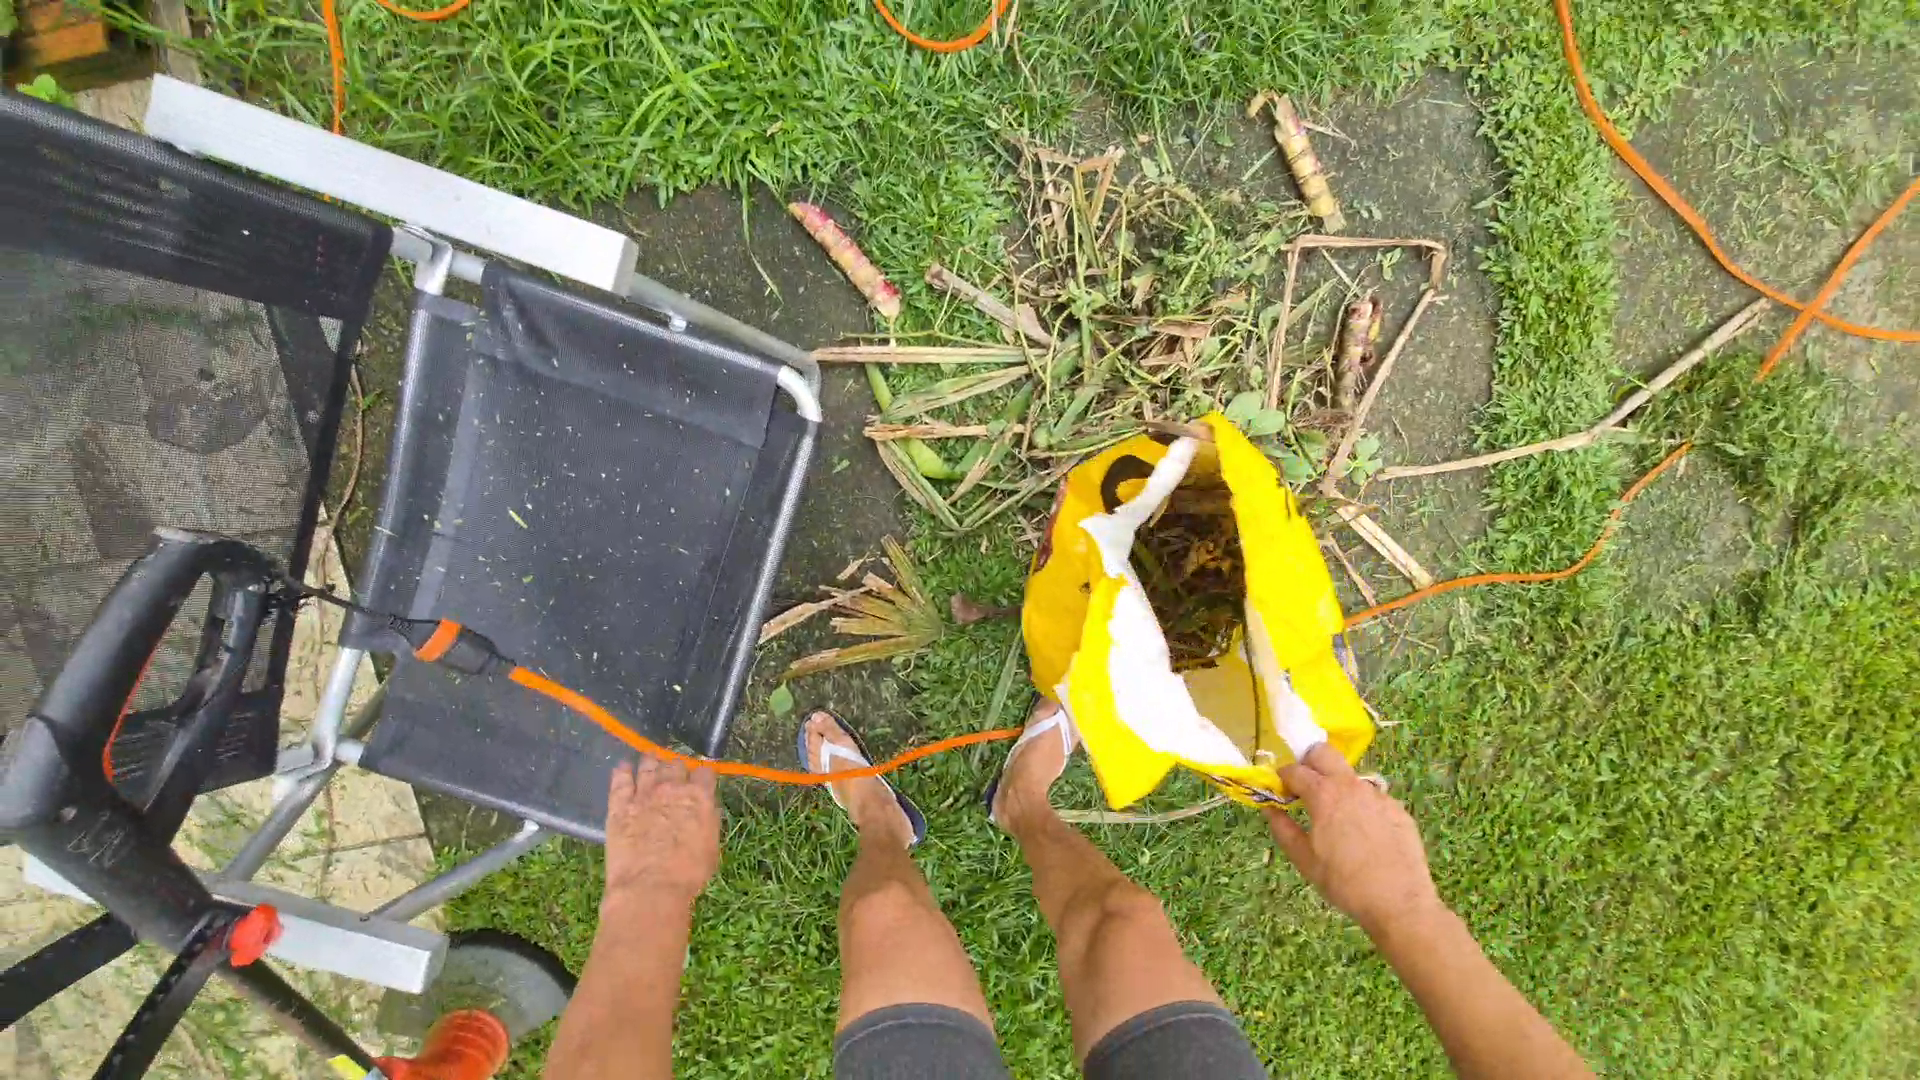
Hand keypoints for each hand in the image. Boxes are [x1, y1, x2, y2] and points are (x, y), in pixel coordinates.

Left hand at [603, 757, 720, 908]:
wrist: (650, 888)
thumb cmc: (689, 873)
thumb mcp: (711, 846)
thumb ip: (708, 821)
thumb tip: (706, 810)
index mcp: (700, 796)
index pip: (705, 771)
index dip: (703, 775)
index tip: (702, 779)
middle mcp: (672, 788)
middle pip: (676, 764)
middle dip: (677, 767)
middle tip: (675, 774)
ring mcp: (644, 794)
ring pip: (649, 766)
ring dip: (652, 761)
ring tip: (650, 758)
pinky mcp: (619, 806)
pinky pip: (621, 781)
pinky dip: (622, 771)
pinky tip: (622, 766)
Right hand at [1263, 743, 1442, 937]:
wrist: (1400, 904)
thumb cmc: (1344, 882)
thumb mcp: (1304, 859)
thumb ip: (1282, 829)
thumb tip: (1270, 810)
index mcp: (1323, 794)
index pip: (1294, 770)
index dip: (1283, 778)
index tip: (1281, 792)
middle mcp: (1351, 786)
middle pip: (1323, 752)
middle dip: (1309, 762)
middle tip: (1305, 788)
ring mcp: (1378, 795)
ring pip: (1350, 776)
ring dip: (1337, 787)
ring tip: (1338, 819)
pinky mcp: (1398, 810)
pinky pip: (1373, 797)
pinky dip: (1361, 806)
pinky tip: (1365, 834)